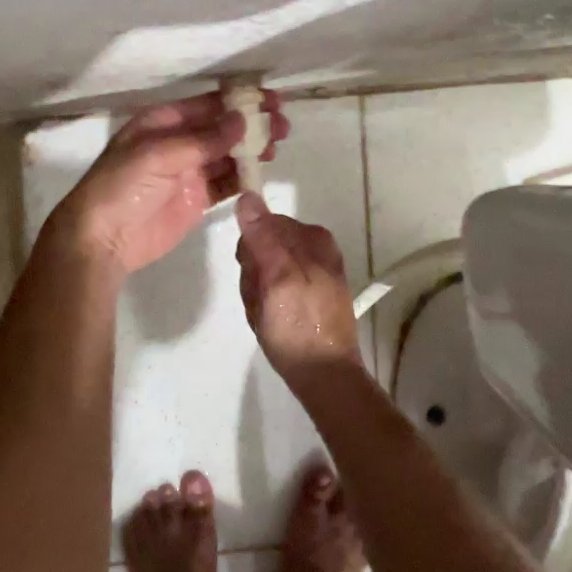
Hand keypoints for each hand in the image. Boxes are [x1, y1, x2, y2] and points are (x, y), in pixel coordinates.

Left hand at [51, 90, 288, 274]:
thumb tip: (241, 121)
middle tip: (283, 125)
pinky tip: (262, 173)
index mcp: (163, 122)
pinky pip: (226, 183)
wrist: (102, 238)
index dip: (240, 101)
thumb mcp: (157, 155)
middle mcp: (178, 142)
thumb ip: (202, 140)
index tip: (271, 100)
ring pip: (228, 154)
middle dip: (252, 125)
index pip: (208, 105)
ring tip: (277, 148)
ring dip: (252, 149)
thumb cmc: (122, 187)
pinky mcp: (196, 199)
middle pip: (222, 128)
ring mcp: (188, 172)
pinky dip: (244, 177)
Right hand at [234, 192, 362, 382]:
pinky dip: (265, 305)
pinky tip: (273, 323)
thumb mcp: (277, 277)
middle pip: (261, 248)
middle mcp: (315, 249)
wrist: (324, 375)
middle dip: (253, 275)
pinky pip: (272, 290)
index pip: (261, 226)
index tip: (256, 277)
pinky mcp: (308, 296)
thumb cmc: (299, 326)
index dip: (250, 254)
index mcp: (313, 237)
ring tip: (269, 317)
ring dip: (256, 293)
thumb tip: (247, 196)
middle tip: (262, 303)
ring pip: (263, 272)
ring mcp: (311, 274)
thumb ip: (261, 236)